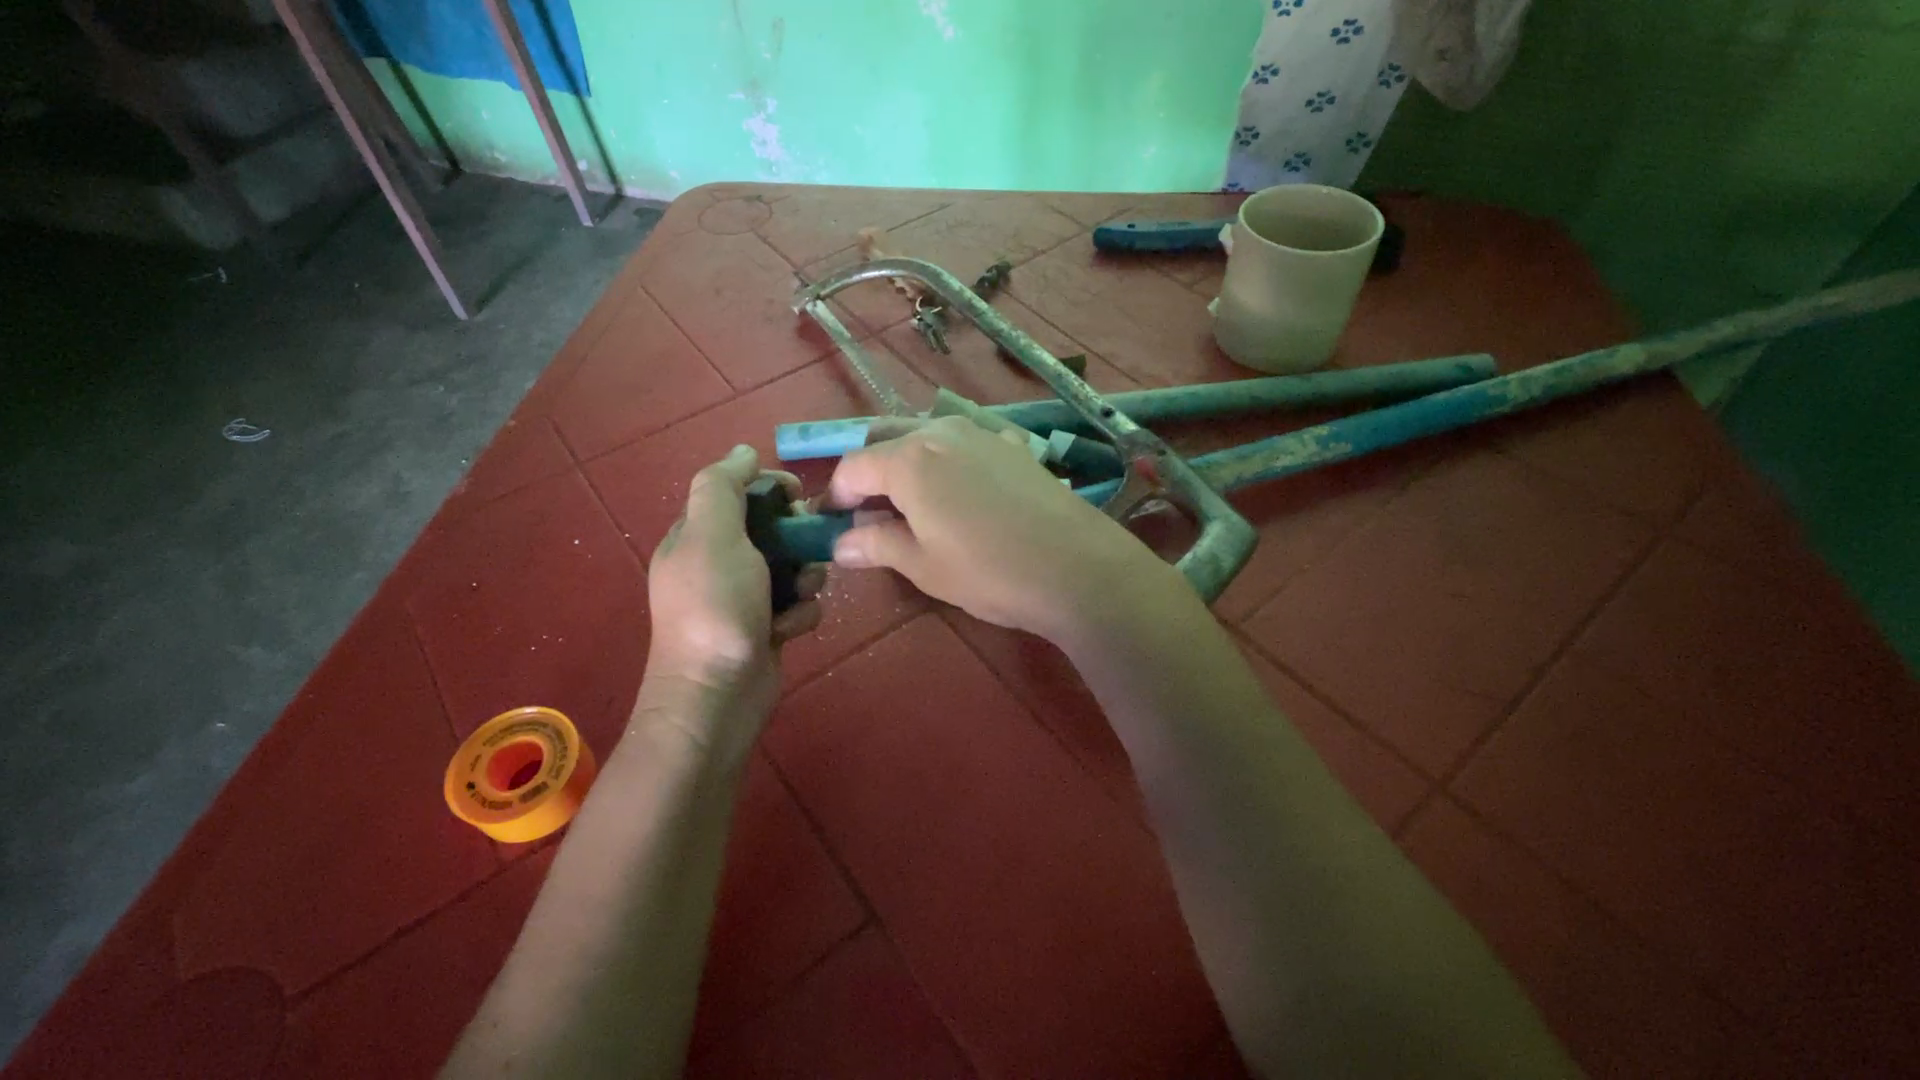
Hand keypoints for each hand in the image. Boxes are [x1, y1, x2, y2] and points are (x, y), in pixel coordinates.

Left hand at [639, 446, 823, 759]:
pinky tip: (789, 629)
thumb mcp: (711, 534)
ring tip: (798, 595)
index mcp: (694, 537)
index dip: (768, 487)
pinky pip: (796, 605)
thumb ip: (723, 486)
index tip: (798, 494)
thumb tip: (744, 451)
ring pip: (791, 567)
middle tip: (807, 547)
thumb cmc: (715, 608)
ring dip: (804, 578)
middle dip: (794, 537)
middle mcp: (716, 565)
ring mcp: (741, 600)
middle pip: (771, 529)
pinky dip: (800, 614)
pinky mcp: (765, 629)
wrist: (717, 695)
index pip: (735, 493)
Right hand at [826, 417, 1173, 642]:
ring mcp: (982, 433)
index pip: (852, 467)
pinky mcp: (1014, 445)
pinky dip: (950, 458)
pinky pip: (967, 441)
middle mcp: (940, 432)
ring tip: (914, 504)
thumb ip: (876, 545)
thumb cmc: (989, 572)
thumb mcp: (924, 565)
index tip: (833, 525)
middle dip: (869, 471)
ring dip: (908, 460)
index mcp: (908, 460)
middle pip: (886, 439)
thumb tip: (840, 543)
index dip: (836, 496)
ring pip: (926, 433)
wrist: (1077, 567)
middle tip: (871, 514)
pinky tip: (963, 490)